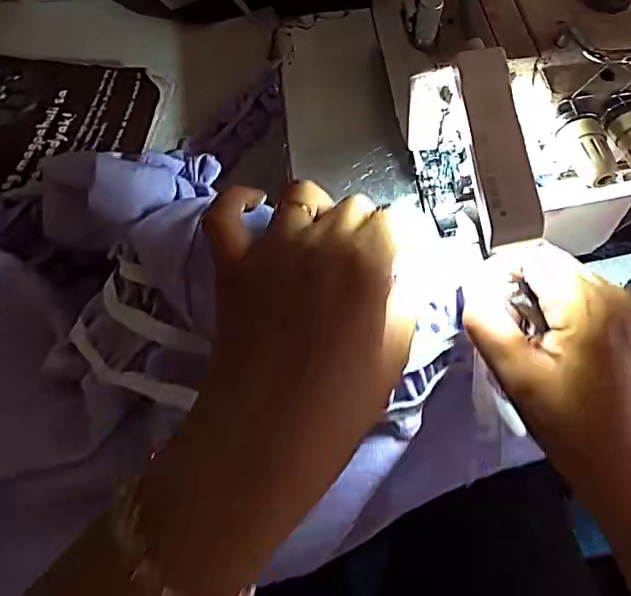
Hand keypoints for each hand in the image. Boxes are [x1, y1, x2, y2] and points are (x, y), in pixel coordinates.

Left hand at [131, 181, 420, 594]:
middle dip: (361, 228)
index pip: (394, 218)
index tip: (395, 262)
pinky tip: (254, 205)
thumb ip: (405, 292)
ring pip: (301, 193)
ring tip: (316, 238)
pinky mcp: (234, 262)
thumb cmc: (347, 398)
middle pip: (353, 204)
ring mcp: (274, 245)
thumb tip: (402, 268)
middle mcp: (326, 237)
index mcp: (372, 256)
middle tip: (357, 262)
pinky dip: (238, 201)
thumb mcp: (399, 343)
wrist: (270, 436)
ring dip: (315, 210)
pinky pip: (225, 212)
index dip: (396, 241)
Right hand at [461, 241, 630, 494]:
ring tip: (544, 348)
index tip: (500, 317)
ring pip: (568, 278)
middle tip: (522, 339)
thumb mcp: (519, 378)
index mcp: (587, 300)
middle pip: (551, 265)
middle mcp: (612, 292)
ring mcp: (626, 304)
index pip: (532, 258)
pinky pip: (588, 296)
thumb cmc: (576, 428)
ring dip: (548, 301)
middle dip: (528, 293)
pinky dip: (569, 312)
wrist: (627, 464)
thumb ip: (488, 326)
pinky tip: (565, 350)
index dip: (506, 282)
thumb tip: (473, 292)